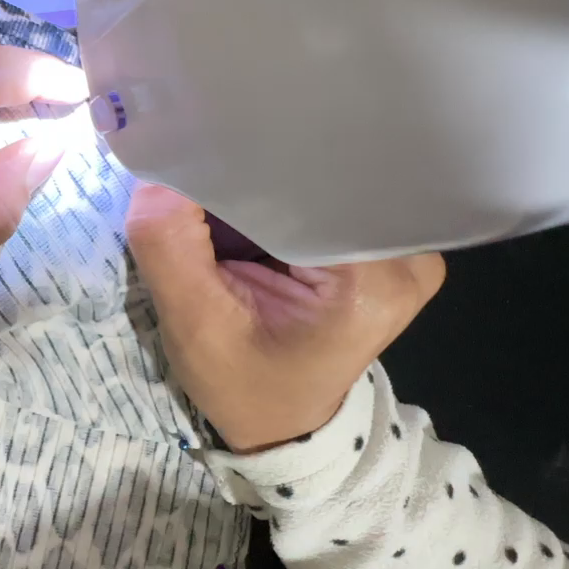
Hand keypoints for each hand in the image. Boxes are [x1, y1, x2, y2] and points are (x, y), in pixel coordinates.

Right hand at [126, 184, 443, 452]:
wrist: (279, 419)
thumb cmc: (242, 384)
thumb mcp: (191, 324)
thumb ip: (170, 241)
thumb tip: (163, 158)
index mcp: (372, 279)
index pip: (309, 181)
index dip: (249, 160)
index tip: (199, 149)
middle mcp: (405, 253)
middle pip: (322, 174)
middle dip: (255, 166)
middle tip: (202, 159)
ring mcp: (400, 246)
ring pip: (322, 179)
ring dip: (265, 178)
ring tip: (223, 183)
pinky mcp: (380, 244)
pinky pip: (324, 195)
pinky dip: (277, 195)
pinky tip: (247, 201)